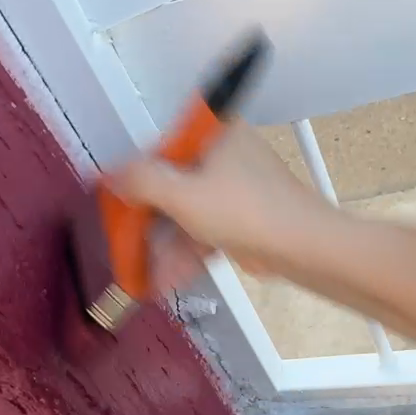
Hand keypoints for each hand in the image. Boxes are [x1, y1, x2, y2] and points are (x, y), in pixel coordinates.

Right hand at [109, 124, 336, 284]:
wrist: (303, 247)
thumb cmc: (246, 212)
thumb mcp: (181, 194)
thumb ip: (141, 181)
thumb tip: (111, 175)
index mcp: (215, 134)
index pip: (162, 149)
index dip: (136, 179)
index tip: (118, 206)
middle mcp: (227, 156)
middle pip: (174, 185)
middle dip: (149, 223)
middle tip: (127, 245)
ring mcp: (238, 189)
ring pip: (189, 214)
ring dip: (165, 245)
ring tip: (143, 273)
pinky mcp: (245, 219)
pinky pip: (206, 232)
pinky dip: (187, 252)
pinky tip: (166, 280)